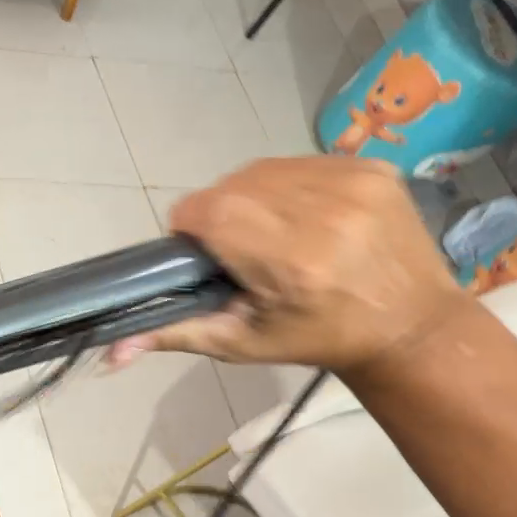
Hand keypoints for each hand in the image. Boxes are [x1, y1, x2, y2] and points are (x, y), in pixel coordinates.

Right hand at [107, 157, 474, 373]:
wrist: (409, 321)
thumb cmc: (313, 339)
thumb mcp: (238, 345)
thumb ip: (173, 334)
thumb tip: (108, 354)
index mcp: (290, 262)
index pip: (210, 210)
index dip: (189, 226)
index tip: (196, 253)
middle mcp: (325, 213)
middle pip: (231, 187)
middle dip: (215, 214)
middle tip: (229, 250)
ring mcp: (354, 182)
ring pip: (260, 170)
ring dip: (245, 197)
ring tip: (261, 233)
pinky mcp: (372, 165)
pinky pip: (296, 162)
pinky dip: (281, 186)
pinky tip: (296, 217)